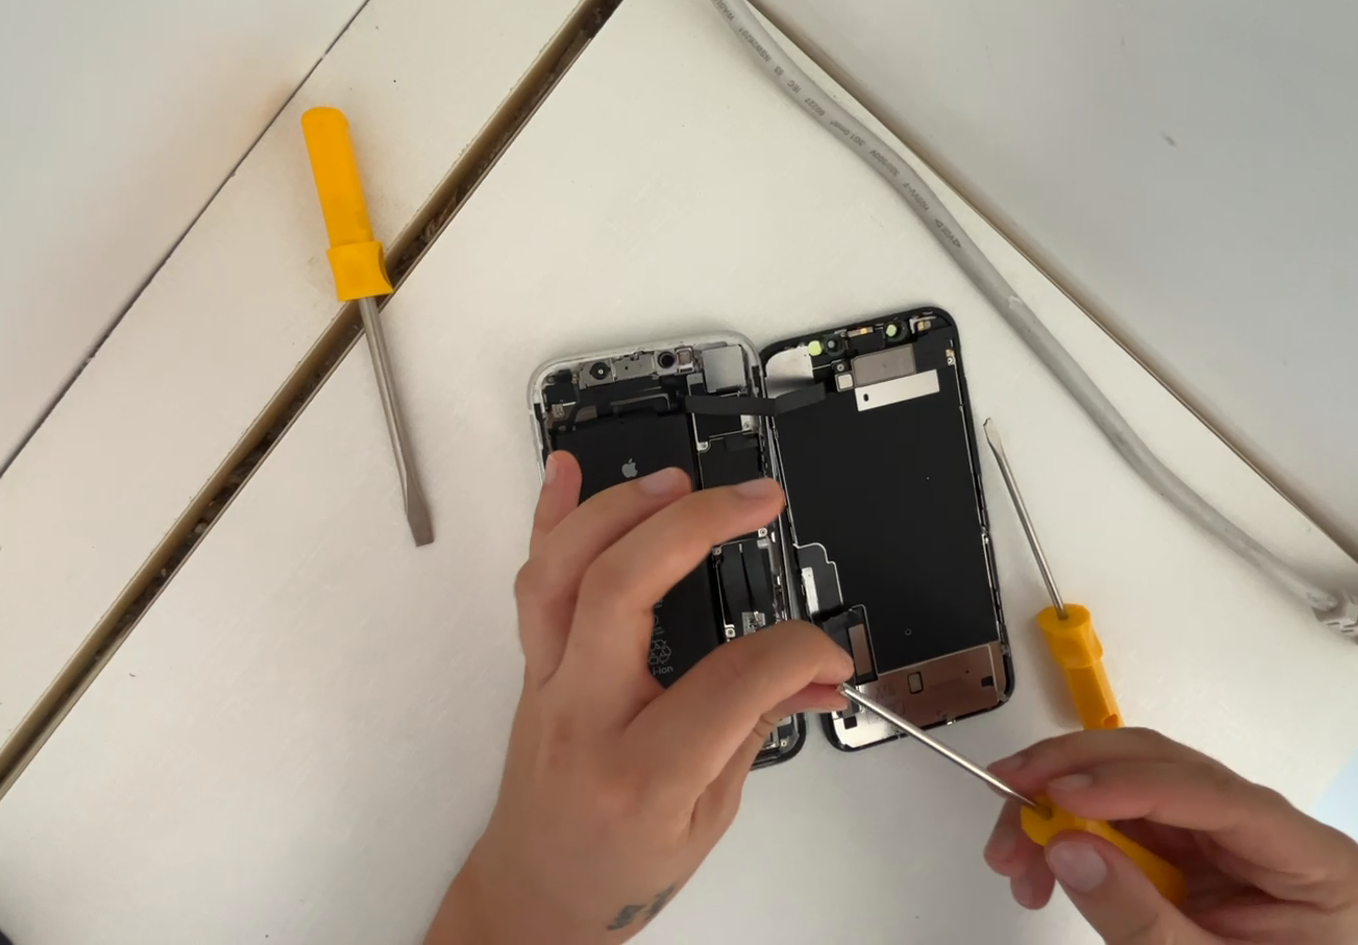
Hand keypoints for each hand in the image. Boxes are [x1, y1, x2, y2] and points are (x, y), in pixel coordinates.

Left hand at [427, 453, 851, 943]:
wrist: (539, 887)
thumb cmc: (621, 865)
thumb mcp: (711, 816)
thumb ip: (761, 727)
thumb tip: (819, 673)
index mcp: (642, 771)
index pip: (730, 683)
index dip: (795, 650)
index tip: (825, 646)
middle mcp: (582, 713)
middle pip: (621, 591)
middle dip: (695, 527)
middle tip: (753, 499)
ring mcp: (545, 678)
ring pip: (561, 571)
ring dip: (619, 509)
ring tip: (676, 480)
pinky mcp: (532, 659)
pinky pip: (532, 578)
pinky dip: (549, 516)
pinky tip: (564, 469)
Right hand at [982, 728, 1357, 943]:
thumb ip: (1141, 919)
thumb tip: (1063, 844)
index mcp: (1311, 860)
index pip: (1211, 794)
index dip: (1128, 784)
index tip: (1056, 796)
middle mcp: (1257, 823)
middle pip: (1152, 763)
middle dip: (1068, 776)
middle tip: (1006, 790)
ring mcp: (1208, 824)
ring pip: (1111, 775)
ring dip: (1047, 801)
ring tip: (1006, 855)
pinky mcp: (1166, 834)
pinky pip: (1097, 808)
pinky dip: (1053, 828)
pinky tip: (1027, 865)